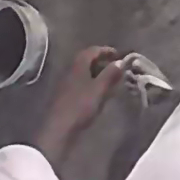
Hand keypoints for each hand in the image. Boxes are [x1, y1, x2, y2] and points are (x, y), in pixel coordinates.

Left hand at [34, 46, 126, 165]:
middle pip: (88, 61)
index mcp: (79, 64)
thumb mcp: (99, 89)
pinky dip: (92, 85)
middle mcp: (71, 70)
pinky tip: (99, 95)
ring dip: (98, 75)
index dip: (106, 51)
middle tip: (116, 68)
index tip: (118, 55)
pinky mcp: (65, 96)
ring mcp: (66, 83)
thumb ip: (110, 74)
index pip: (93, 50)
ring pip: (85, 74)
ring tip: (111, 82)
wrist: (58, 129)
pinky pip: (81, 84)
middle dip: (102, 63)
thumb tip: (120, 61)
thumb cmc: (80, 105)